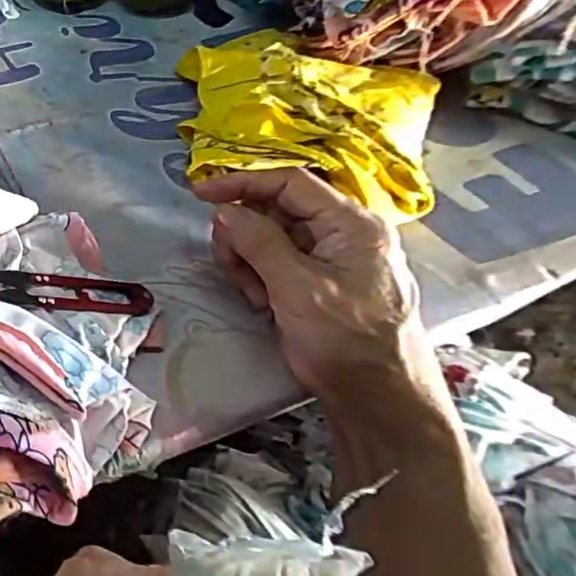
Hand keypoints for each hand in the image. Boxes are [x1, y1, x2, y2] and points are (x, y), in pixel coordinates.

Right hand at [191, 169, 433, 403]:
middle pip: (273, 209)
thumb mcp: (297, 287)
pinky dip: (257, 274)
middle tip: (230, 265)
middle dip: (242, 234)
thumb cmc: (345, 338)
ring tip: (254, 293)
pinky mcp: (315, 277)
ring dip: (247, 259)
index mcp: (351, 224)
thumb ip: (259, 243)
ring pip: (267, 235)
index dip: (241, 182)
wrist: (375, 393)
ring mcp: (329, 255)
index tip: (200, 195)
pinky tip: (263, 300)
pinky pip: (273, 259)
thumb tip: (222, 211)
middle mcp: (342, 232)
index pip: (290, 183)